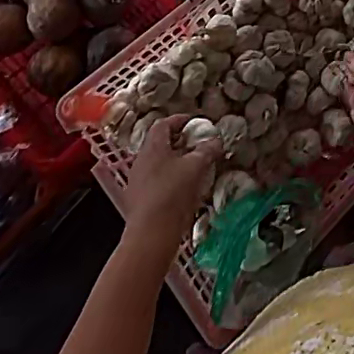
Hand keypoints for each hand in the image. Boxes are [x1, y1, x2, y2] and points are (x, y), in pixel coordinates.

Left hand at [124, 115, 222, 237]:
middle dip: (179, 141)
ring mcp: (136, 181)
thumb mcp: (196, 166)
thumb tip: (217, 141)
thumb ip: (208, 150)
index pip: (163, 124)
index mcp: (152, 147)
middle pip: (159, 143)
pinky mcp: (137, 200)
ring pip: (157, 163)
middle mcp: (140, 161)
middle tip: (197, 144)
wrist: (151, 234)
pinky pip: (154, 180)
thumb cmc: (173, 193)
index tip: (195, 122)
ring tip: (193, 166)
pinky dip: (169, 177)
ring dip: (174, 161)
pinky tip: (182, 187)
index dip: (180, 120)